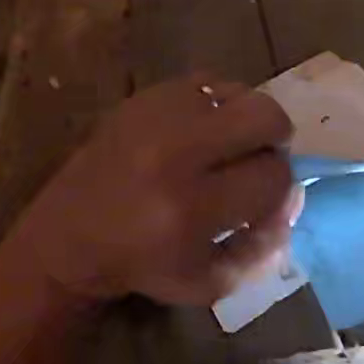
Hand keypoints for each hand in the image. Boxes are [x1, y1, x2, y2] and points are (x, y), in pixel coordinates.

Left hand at [8, 76, 301, 306]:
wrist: (70, 233)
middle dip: (275, 139)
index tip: (264, 198)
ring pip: (238, 92)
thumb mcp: (210, 281)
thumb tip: (293, 197)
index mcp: (192, 208)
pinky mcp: (141, 97)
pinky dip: (215, 105)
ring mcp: (156, 115)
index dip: (281, 188)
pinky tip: (202, 129)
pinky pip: (204, 83)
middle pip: (265, 116)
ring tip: (228, 144)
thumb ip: (263, 245)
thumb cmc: (143, 264)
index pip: (272, 177)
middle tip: (259, 158)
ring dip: (245, 119)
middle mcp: (176, 152)